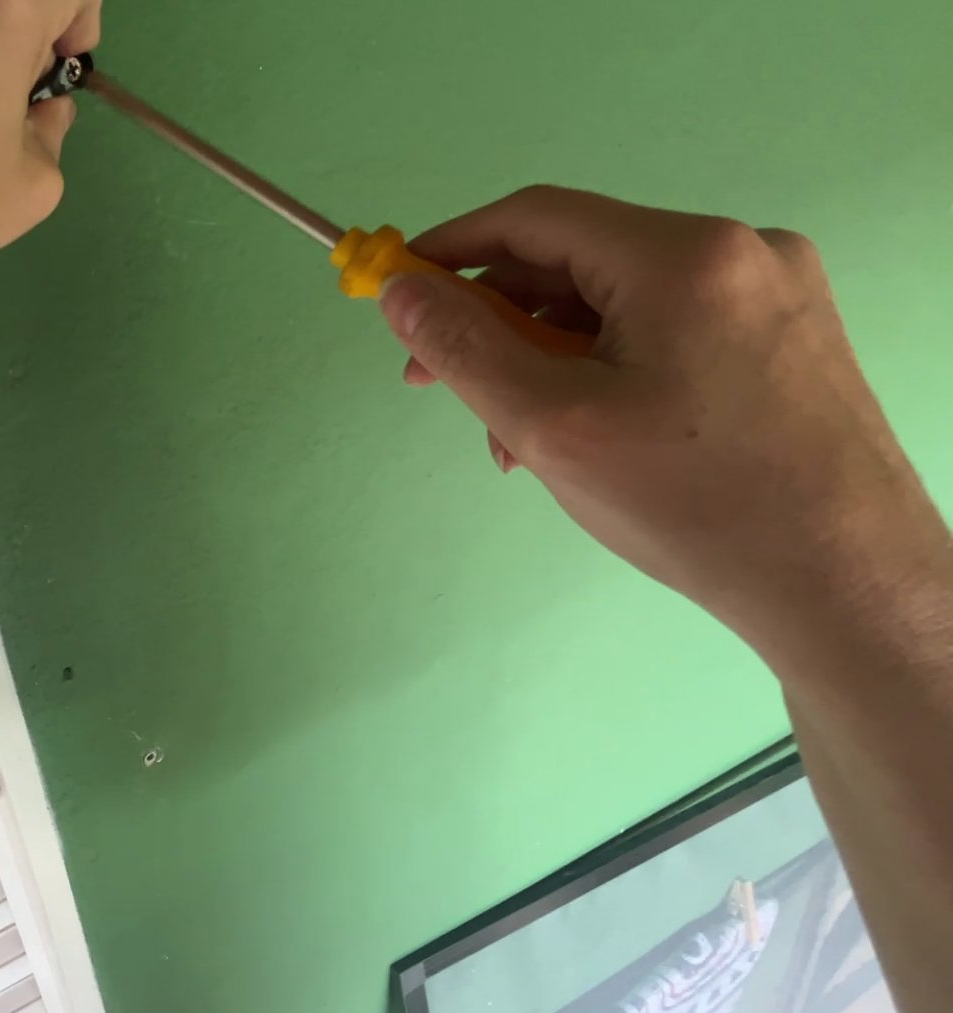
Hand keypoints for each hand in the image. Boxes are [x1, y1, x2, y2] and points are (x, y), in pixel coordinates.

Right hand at [379, 186, 952, 650]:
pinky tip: (567, 434)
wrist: (837, 579)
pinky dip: (585, 372)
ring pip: (602, 307)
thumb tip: (397, 290)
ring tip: (507, 437)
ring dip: (532, 360)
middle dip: (486, 321)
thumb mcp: (545, 421)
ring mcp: (760, 296)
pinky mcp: (769, 340)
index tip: (391, 288)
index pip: (534, 218)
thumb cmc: (683, 497)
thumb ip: (461, 347)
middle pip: (567, 264)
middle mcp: (733, 254)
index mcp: (682, 256)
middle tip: (430, 379)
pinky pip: (644, 335)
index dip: (447, 246)